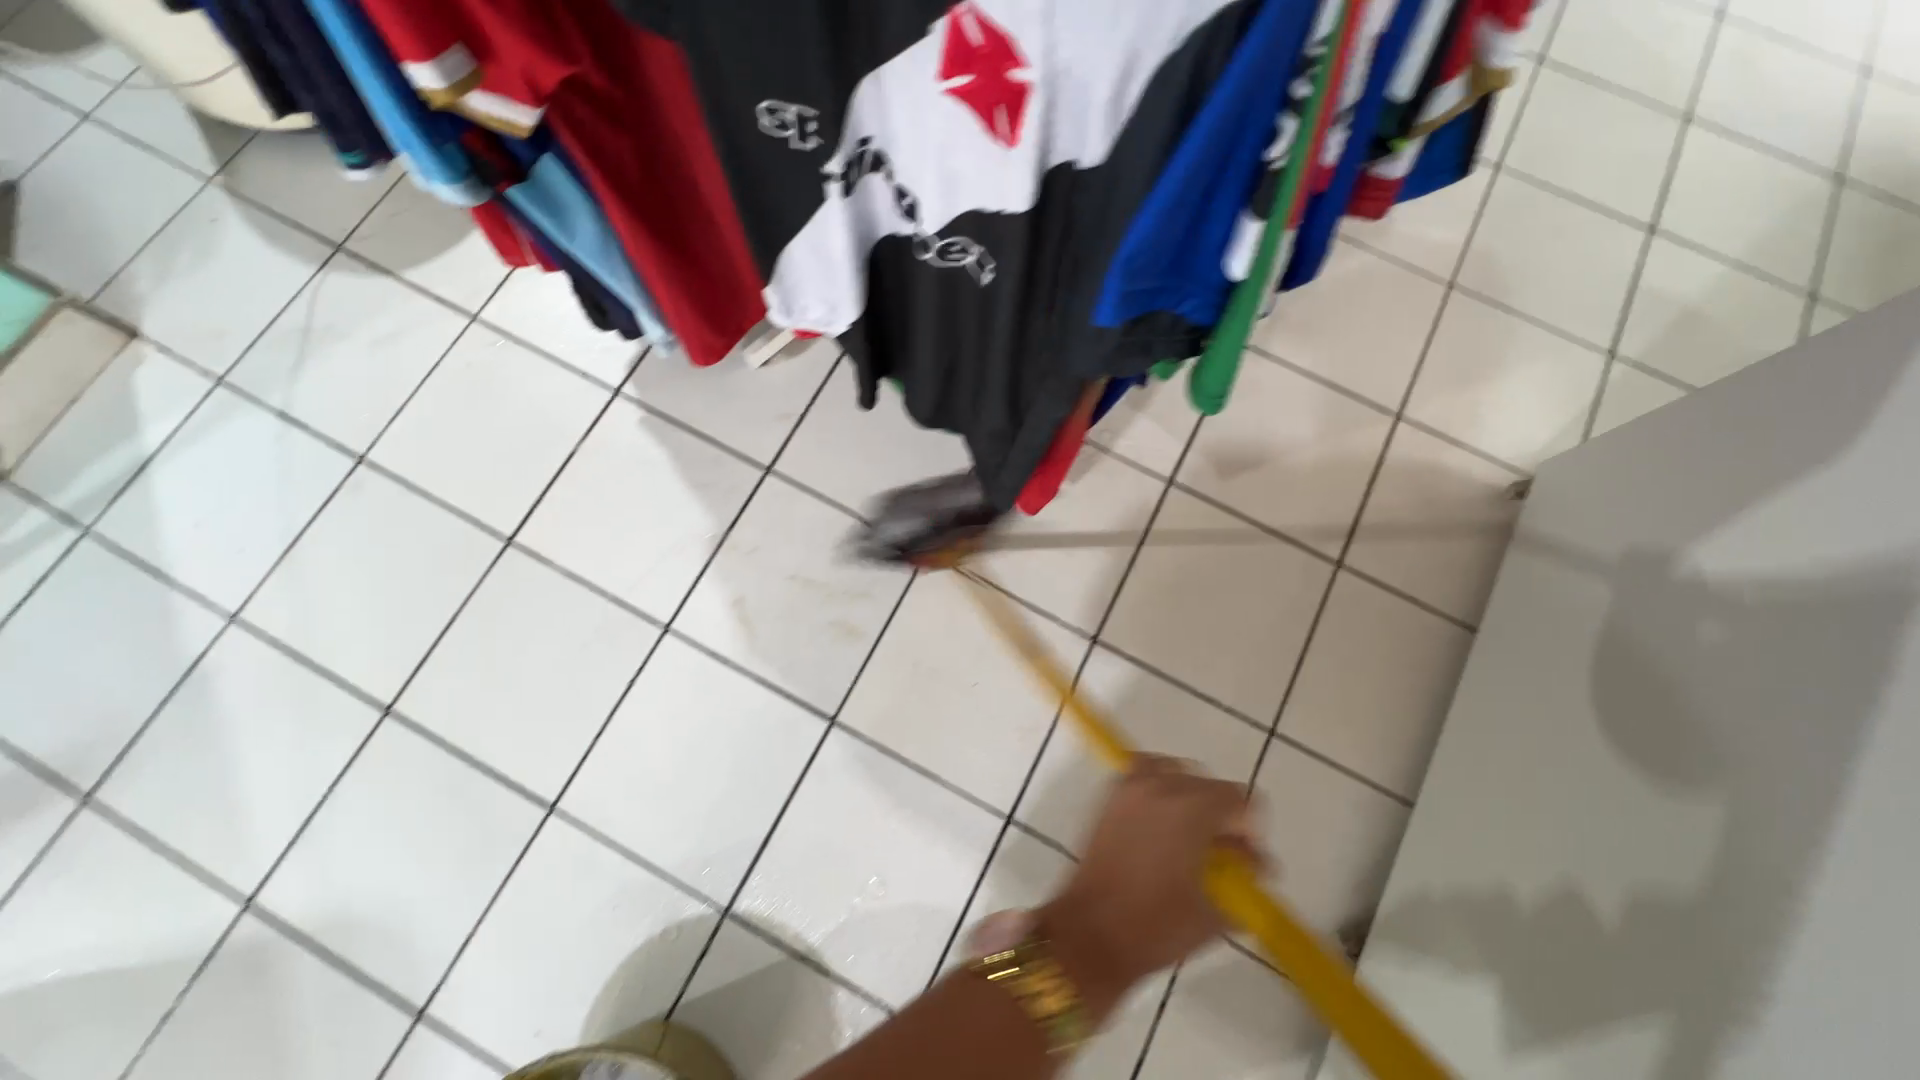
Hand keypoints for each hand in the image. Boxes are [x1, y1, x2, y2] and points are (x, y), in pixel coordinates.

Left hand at [1043, 756, 1265, 992]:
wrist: (1090, 934)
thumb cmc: (1156, 927)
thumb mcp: (1216, 911)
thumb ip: (1246, 879)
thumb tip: (1259, 864)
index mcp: (1193, 809)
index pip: (1240, 799)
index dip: (1249, 829)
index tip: (1245, 859)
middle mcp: (1162, 786)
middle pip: (1209, 785)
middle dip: (1221, 816)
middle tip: (1219, 854)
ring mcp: (1130, 787)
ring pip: (1176, 772)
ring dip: (1190, 797)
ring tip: (1189, 836)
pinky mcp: (1108, 796)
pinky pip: (1143, 773)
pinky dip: (1158, 787)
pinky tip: (1161, 822)